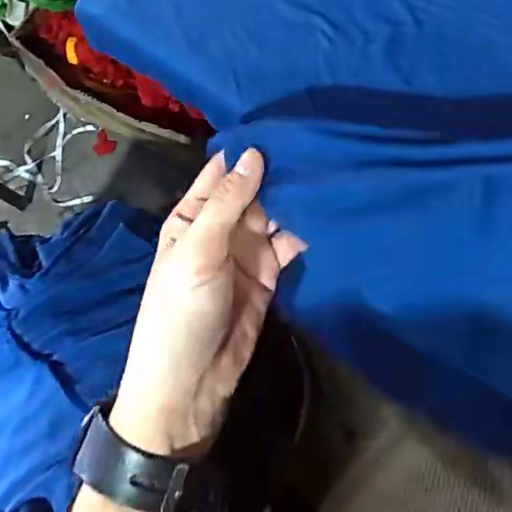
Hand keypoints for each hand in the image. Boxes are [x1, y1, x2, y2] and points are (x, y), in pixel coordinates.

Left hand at [110, 149, 306, 458]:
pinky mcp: (270, 273)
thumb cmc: (179, 313)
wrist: (190, 390)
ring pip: (276, 212)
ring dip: (298, 197)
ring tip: (331, 169)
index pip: (222, 171)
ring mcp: (248, 251)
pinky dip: (306, 228)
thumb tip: (255, 153)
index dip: (248, 149)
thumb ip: (228, 202)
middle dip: (281, 169)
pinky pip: (290, 242)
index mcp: (193, 217)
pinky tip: (329, 209)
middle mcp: (223, 228)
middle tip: (320, 142)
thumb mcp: (197, 252)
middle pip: (255, 189)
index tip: (283, 122)